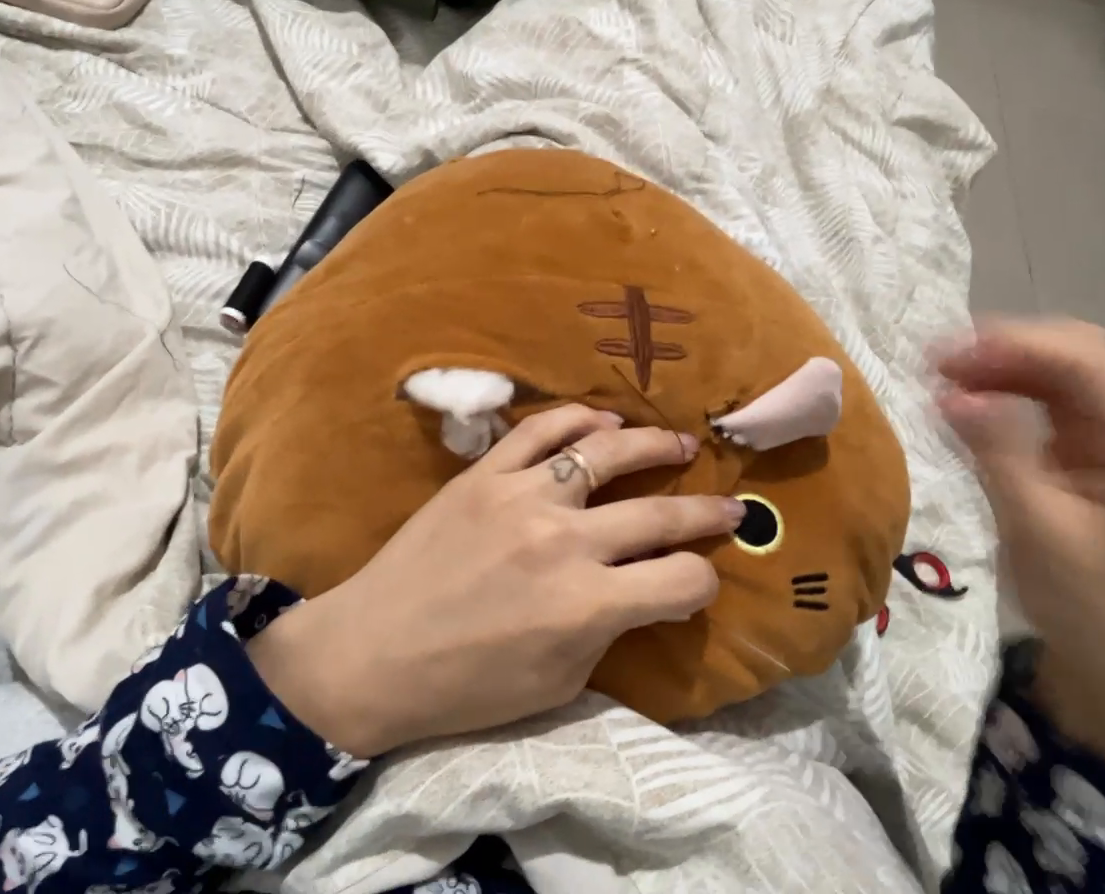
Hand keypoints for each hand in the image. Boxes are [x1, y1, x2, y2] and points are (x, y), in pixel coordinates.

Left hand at [246, 404, 738, 756]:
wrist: (374, 654)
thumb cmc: (468, 686)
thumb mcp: (559, 683)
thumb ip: (610, 631)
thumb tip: (641, 593)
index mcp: (589, 605)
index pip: (682, 581)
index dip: (703, 585)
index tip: (697, 584)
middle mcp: (566, 542)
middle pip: (660, 515)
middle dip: (708, 513)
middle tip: (730, 506)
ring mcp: (523, 497)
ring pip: (606, 453)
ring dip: (655, 446)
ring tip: (681, 445)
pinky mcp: (484, 474)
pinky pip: (540, 430)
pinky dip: (579, 418)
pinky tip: (604, 420)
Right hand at [933, 318, 1104, 785]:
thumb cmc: (1092, 612)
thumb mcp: (1038, 532)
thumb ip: (998, 453)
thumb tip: (950, 392)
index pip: (1086, 362)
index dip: (1009, 346)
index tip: (937, 359)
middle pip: (1082, 357)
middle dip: (1005, 351)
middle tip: (935, 368)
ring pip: (1069, 375)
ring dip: (1006, 370)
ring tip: (945, 383)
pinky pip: (1062, 405)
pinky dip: (1015, 396)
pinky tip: (975, 407)